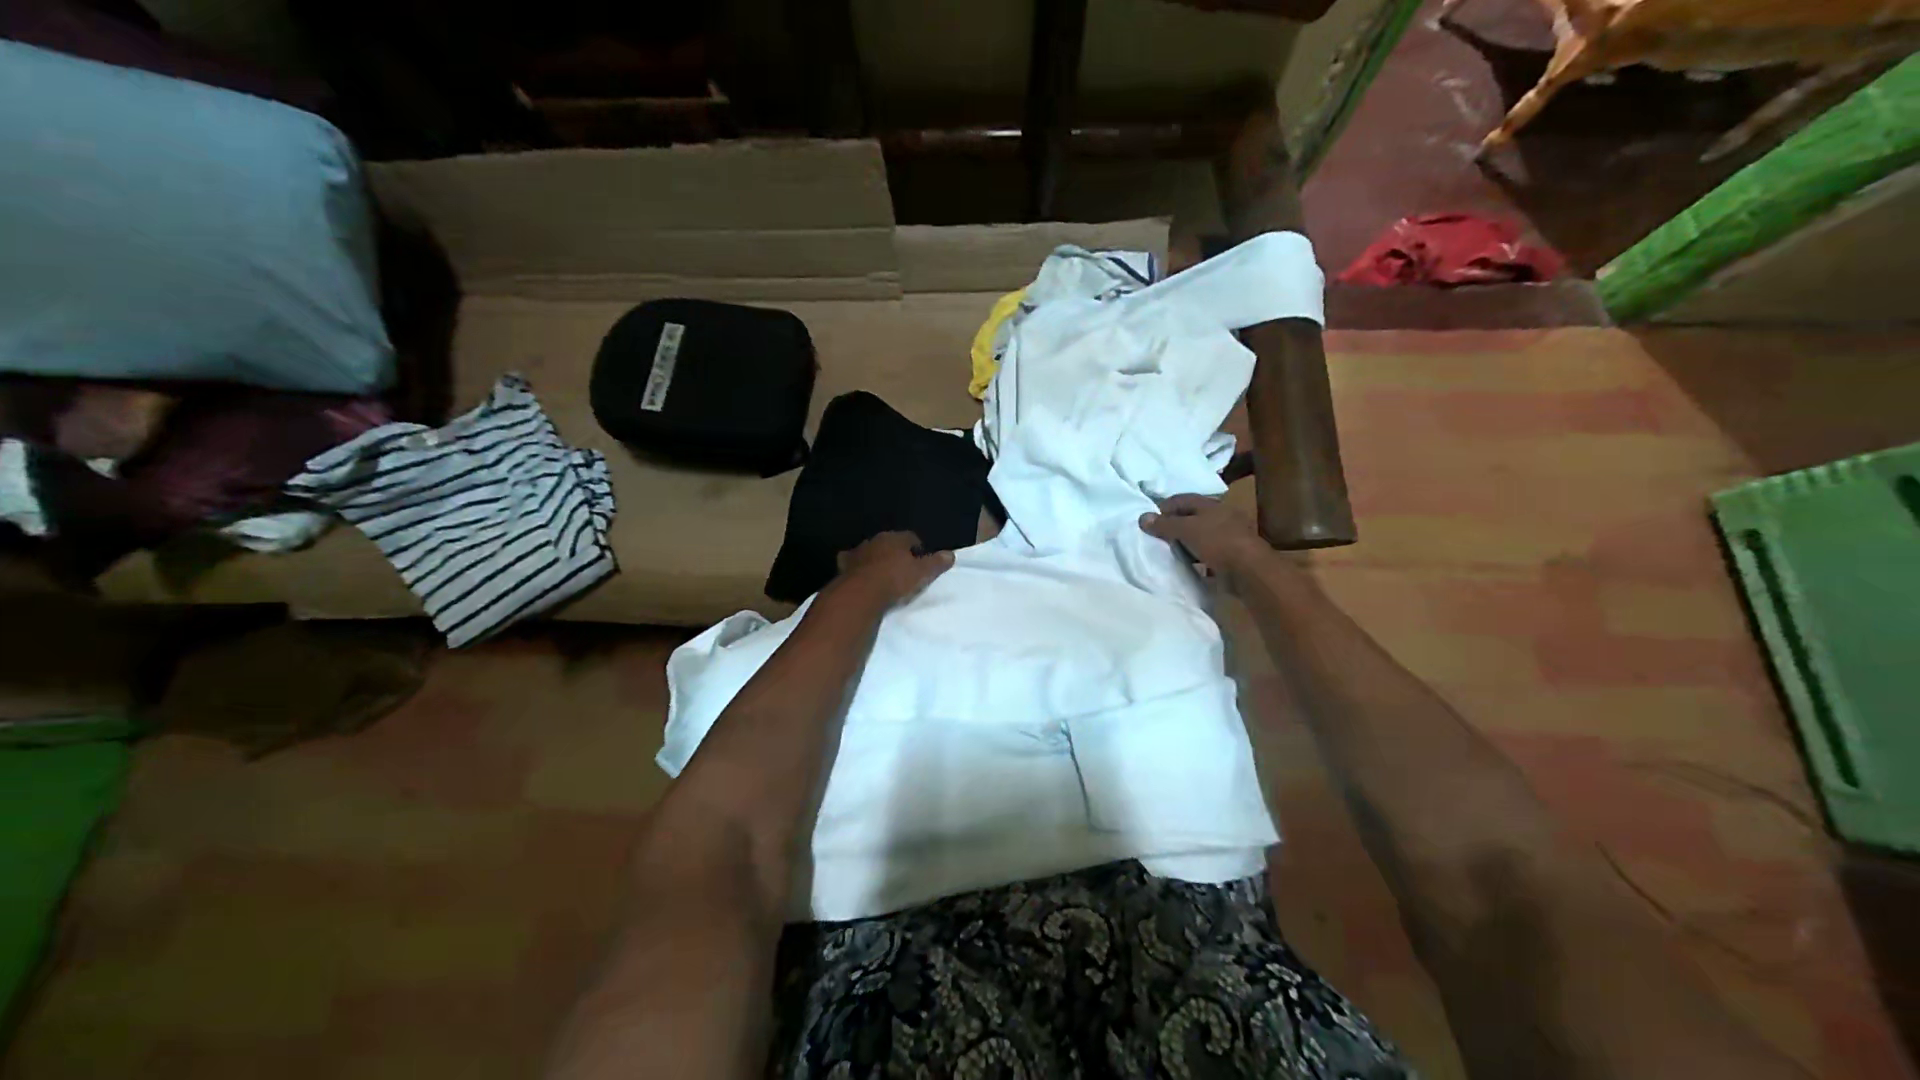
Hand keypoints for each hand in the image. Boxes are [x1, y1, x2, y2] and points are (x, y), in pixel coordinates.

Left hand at [831, 531, 954, 608]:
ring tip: (881, 573)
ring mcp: (858, 552)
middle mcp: (876, 540)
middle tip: (902, 567)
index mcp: (896, 538)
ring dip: (875, 559)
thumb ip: (936, 563)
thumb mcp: (922, 574)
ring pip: (870, 551)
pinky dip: (856, 566)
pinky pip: (851, 562)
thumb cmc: (895, 580)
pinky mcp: (844, 565)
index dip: (917, 548)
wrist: (861, 593)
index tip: (920, 560)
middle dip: (895, 552)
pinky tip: (859, 574)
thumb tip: (951, 554)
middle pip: (889, 543)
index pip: (910, 537)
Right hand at [1139, 494, 1267, 582]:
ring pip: (1199, 535)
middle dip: (1174, 524)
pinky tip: (1185, 563)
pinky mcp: (1230, 554)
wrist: (1248, 570)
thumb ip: (1164, 524)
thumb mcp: (1186, 530)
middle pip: (1191, 516)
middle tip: (1156, 535)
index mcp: (1211, 505)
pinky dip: (1195, 555)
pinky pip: (1207, 552)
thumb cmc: (1217, 542)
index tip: (1149, 519)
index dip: (1165, 506)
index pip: (1182, 499)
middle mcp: (1220, 516)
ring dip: (1184, 541)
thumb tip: (1142, 517)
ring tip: (1168, 550)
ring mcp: (1227, 536)